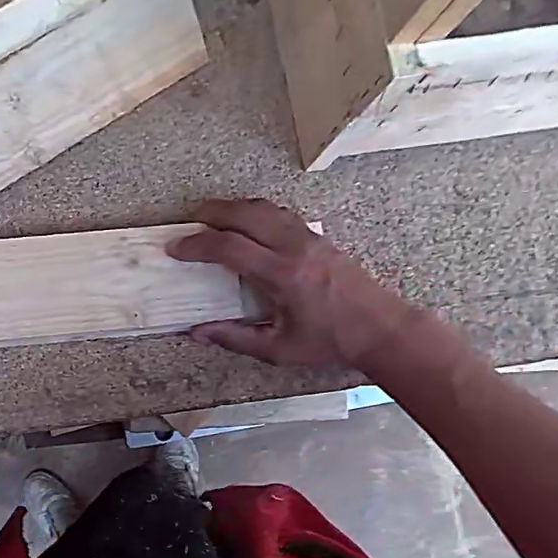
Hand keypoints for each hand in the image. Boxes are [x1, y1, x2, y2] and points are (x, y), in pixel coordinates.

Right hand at [166, 199, 418, 370]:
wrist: (381, 328)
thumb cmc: (331, 342)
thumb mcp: (279, 349)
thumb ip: (236, 339)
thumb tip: (198, 333)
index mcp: (282, 274)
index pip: (229, 247)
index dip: (197, 245)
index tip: (176, 249)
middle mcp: (294, 247)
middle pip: (245, 214)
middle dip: (212, 212)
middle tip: (189, 219)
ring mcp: (310, 238)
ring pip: (265, 208)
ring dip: (236, 208)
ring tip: (215, 216)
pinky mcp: (320, 238)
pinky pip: (281, 215)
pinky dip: (258, 213)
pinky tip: (250, 224)